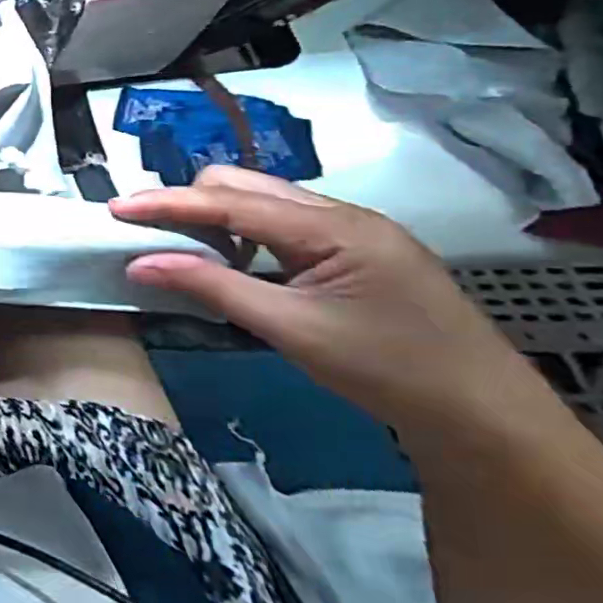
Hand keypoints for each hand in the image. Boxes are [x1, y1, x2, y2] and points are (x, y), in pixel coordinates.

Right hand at [110, 166, 533, 431]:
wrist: (486, 419)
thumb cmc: (388, 371)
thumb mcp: (290, 329)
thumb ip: (210, 287)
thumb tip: (138, 263)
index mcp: (334, 227)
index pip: (230, 200)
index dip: (168, 202)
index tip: (116, 208)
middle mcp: (342, 213)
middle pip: (243, 183)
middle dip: (189, 201)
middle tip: (149, 232)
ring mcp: (352, 227)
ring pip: (261, 197)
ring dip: (216, 214)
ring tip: (184, 246)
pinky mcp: (355, 246)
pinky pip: (281, 219)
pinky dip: (244, 231)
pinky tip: (236, 260)